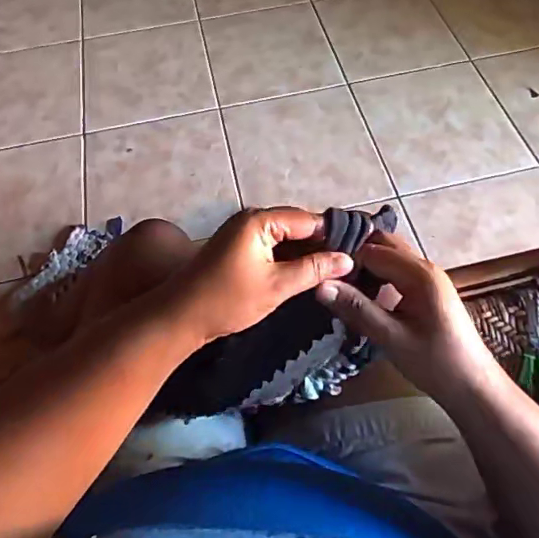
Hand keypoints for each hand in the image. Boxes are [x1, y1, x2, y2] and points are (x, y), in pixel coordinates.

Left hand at [166, 208, 353, 345]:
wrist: (178, 318)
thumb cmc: (227, 301)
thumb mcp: (277, 286)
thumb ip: (314, 269)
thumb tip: (347, 259)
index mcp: (260, 220)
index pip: (308, 220)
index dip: (334, 234)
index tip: (360, 248)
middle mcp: (252, 218)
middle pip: (298, 225)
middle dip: (322, 242)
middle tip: (351, 261)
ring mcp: (243, 231)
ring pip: (286, 236)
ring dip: (306, 251)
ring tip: (335, 268)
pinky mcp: (238, 247)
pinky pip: (272, 244)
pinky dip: (289, 256)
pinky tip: (308, 272)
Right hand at [315, 230, 502, 402]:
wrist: (473, 386)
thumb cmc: (436, 363)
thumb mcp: (392, 338)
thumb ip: (357, 309)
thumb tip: (321, 286)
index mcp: (420, 274)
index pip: (373, 250)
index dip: (346, 259)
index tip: (320, 273)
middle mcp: (425, 267)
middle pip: (384, 244)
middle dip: (356, 254)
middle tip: (327, 274)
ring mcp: (429, 277)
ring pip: (391, 256)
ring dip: (367, 265)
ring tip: (340, 284)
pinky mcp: (429, 290)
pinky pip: (398, 270)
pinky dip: (379, 275)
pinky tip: (363, 295)